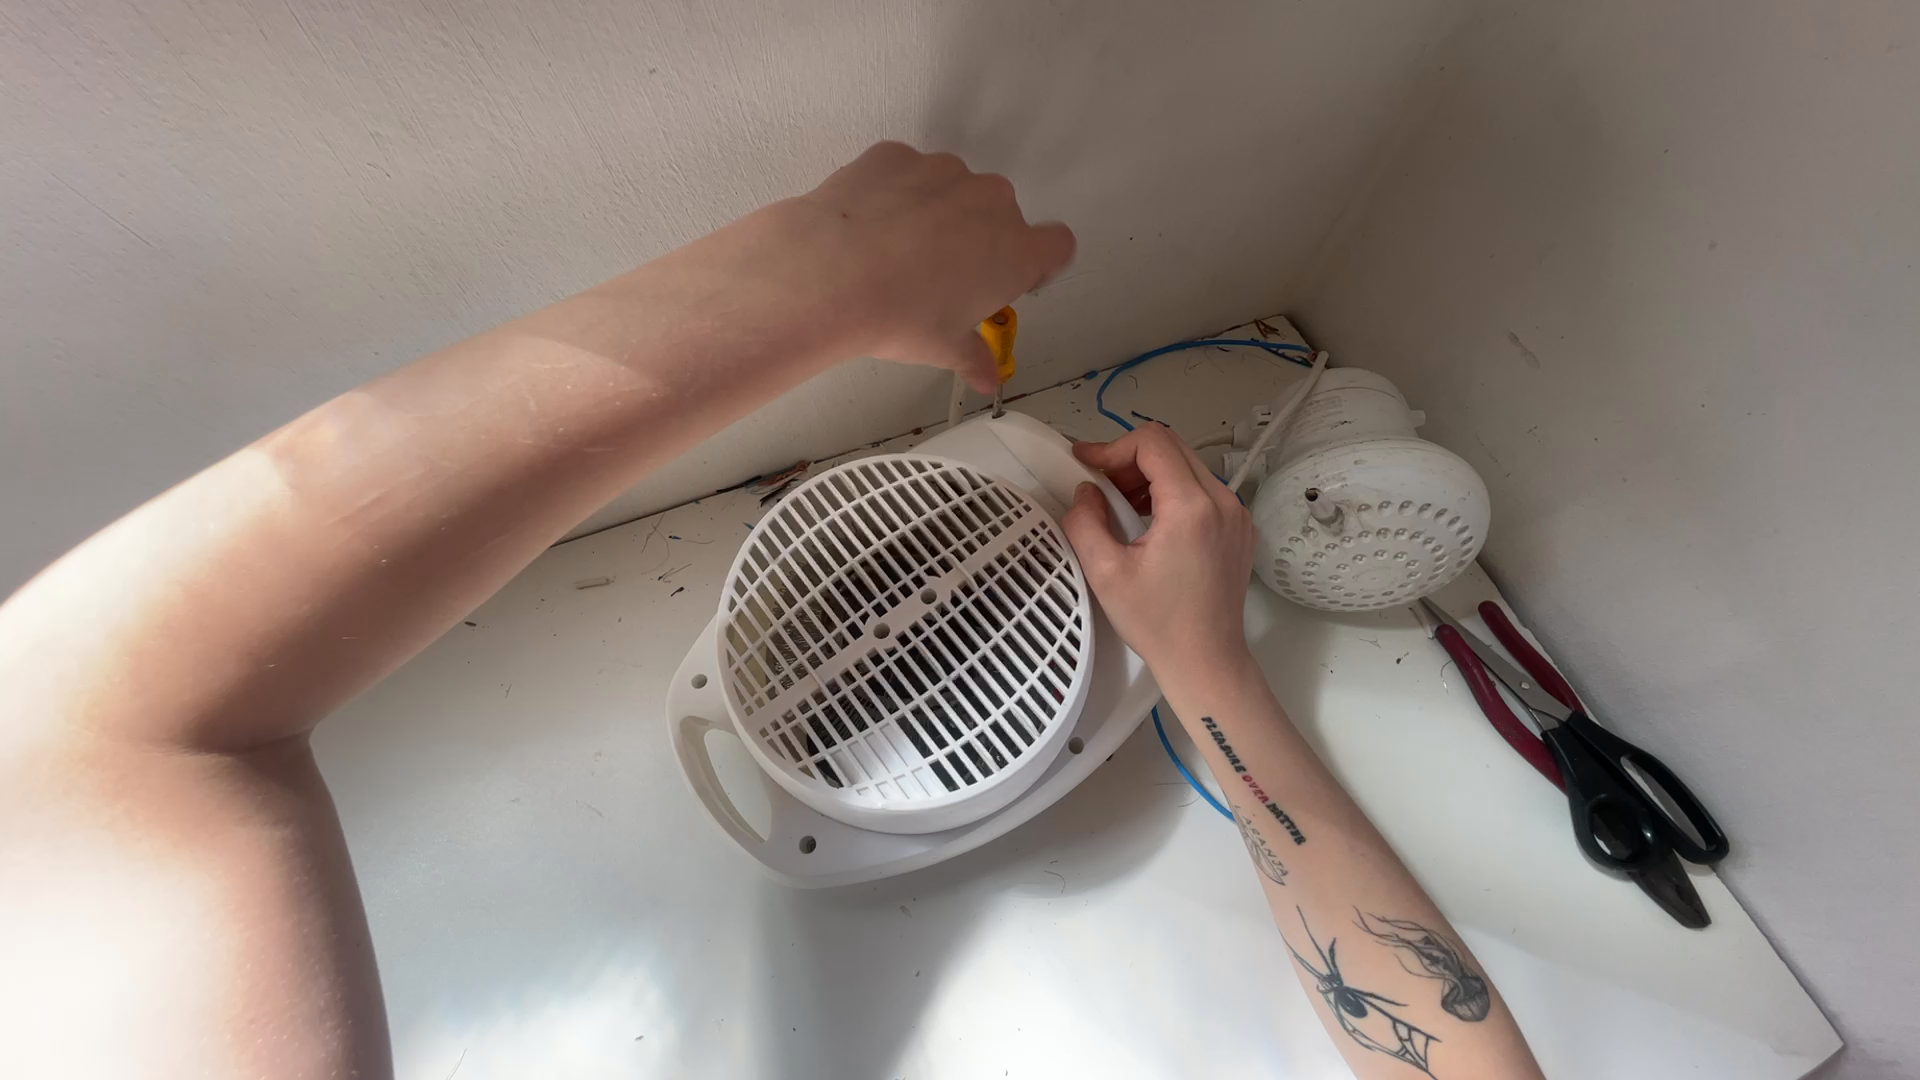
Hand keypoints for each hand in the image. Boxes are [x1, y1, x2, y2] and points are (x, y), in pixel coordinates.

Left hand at [774, 142, 1075, 392]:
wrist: (830, 275)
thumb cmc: (900, 315)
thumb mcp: (943, 348)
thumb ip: (975, 359)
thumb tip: (987, 378)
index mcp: (1015, 252)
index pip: (1057, 247)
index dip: (1038, 264)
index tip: (1011, 281)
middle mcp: (990, 201)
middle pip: (1001, 219)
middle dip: (980, 243)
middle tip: (942, 280)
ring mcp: (944, 172)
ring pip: (954, 193)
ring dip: (939, 215)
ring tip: (899, 254)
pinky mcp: (898, 155)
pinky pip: (909, 175)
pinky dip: (898, 196)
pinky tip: (873, 229)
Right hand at [1063, 425, 1257, 679]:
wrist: (1205, 660)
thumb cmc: (1156, 622)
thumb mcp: (1104, 572)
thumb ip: (1085, 522)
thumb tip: (1086, 493)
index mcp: (1190, 507)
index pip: (1152, 443)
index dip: (1111, 447)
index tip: (1084, 464)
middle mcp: (1222, 501)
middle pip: (1172, 447)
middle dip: (1128, 458)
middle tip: (1099, 485)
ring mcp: (1236, 514)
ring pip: (1188, 466)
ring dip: (1150, 475)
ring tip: (1121, 506)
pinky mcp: (1240, 528)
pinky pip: (1203, 490)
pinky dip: (1172, 492)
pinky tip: (1150, 522)